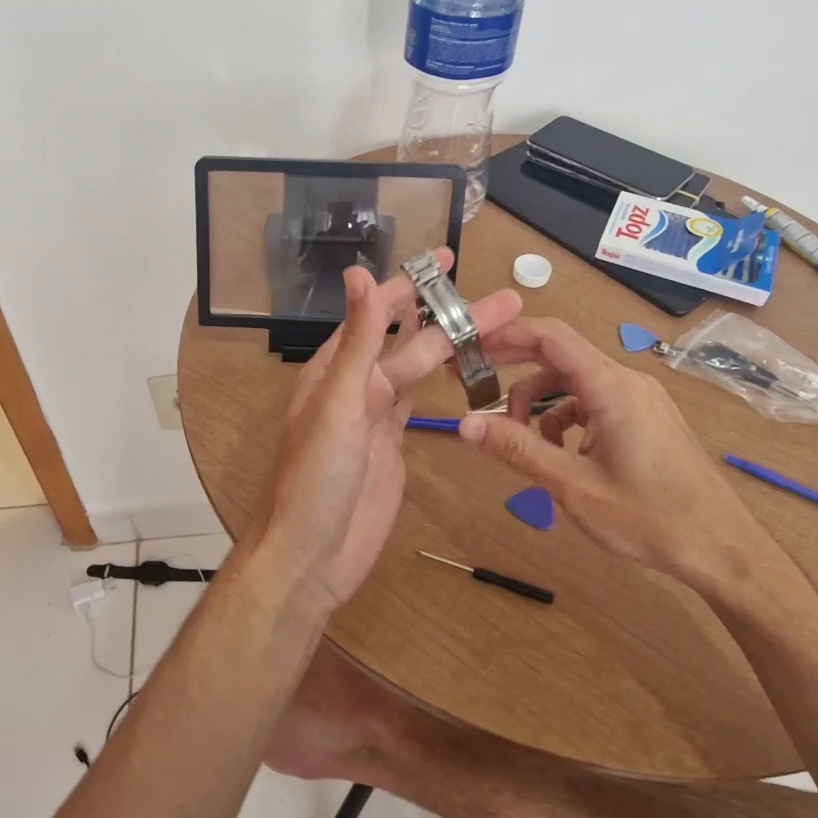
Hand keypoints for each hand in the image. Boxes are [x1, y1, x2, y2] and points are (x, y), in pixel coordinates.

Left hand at [259, 250, 520, 607]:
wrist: (310, 556)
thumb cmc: (316, 479)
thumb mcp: (338, 404)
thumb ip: (356, 342)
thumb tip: (359, 273)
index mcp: (334, 370)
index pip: (375, 315)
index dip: (408, 286)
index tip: (444, 260)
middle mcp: (354, 388)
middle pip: (409, 343)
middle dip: (451, 318)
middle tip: (506, 300)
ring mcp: (375, 419)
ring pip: (416, 371)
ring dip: (450, 347)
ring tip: (497, 326)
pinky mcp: (392, 449)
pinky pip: (417, 405)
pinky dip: (438, 384)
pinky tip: (460, 370)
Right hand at [457, 317, 777, 588]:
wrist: (721, 548)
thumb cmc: (648, 518)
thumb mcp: (572, 486)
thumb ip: (517, 450)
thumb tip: (465, 424)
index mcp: (611, 387)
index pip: (550, 337)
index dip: (505, 335)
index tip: (468, 348)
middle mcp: (627, 381)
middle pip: (559, 356)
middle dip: (513, 368)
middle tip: (472, 386)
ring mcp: (641, 399)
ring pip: (575, 382)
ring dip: (539, 402)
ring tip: (519, 440)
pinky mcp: (647, 418)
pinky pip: (595, 401)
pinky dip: (566, 417)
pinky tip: (560, 453)